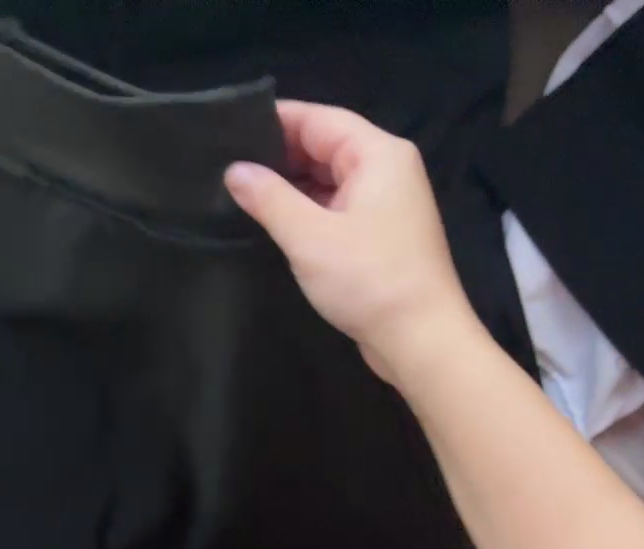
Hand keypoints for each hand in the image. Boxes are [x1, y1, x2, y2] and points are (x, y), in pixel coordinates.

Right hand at [224, 100, 476, 385]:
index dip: (276, 120)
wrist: (417, 334)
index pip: (320, 120)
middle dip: (279, 153)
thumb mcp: (309, 237)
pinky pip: (334, 203)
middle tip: (226, 163)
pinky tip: (272, 218)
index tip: (231, 128)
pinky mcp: (377, 231)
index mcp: (377, 154)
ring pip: (328, 177)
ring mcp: (384, 200)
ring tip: (239, 190)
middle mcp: (385, 168)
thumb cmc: (367, 279)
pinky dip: (304, 206)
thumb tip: (234, 171)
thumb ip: (269, 199)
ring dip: (289, 183)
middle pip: (326, 145)